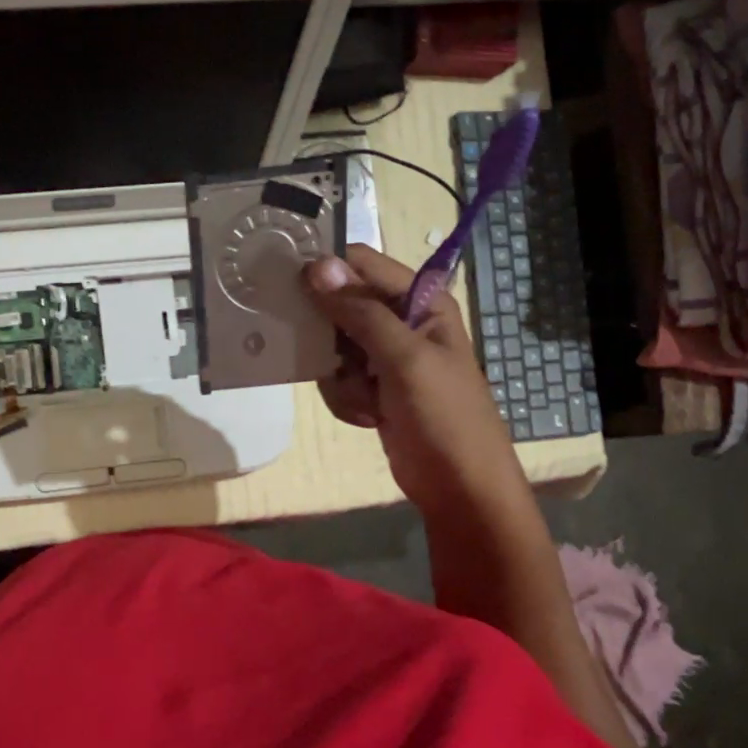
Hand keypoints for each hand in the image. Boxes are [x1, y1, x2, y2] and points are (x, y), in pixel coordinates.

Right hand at [305, 245, 529, 518]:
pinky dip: (346, 399)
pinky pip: (337, 380)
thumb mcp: (404, 357)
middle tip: (331, 359)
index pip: (362, 265)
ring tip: (366, 400)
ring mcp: (384, 358)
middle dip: (329, 336)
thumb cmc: (442, 414)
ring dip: (341, 377)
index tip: (289, 287)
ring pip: (332, 348)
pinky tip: (368, 418)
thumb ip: (360, 311)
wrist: (457, 483)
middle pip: (340, 306)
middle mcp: (401, 321)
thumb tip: (317, 265)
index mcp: (421, 300)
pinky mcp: (372, 389)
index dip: (327, 271)